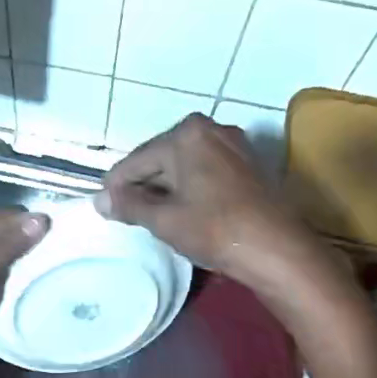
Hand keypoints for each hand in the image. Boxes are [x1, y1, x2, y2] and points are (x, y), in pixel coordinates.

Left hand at [0, 209, 48, 364]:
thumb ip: (10, 245)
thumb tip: (42, 218)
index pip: (9, 215)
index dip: (32, 230)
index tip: (55, 248)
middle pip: (2, 230)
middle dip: (24, 246)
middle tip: (47, 265)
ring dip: (14, 262)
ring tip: (35, 276)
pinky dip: (1, 273)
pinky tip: (13, 286)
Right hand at [96, 113, 318, 283]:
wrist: (276, 249)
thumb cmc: (214, 229)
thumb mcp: (164, 220)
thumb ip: (129, 205)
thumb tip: (100, 200)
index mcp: (185, 134)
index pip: (137, 160)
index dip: (116, 186)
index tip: (103, 206)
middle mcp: (210, 128)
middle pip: (162, 159)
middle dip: (143, 186)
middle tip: (128, 215)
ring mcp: (234, 144)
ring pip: (186, 166)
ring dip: (167, 189)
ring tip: (154, 217)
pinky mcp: (249, 164)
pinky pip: (206, 172)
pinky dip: (191, 189)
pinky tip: (185, 212)